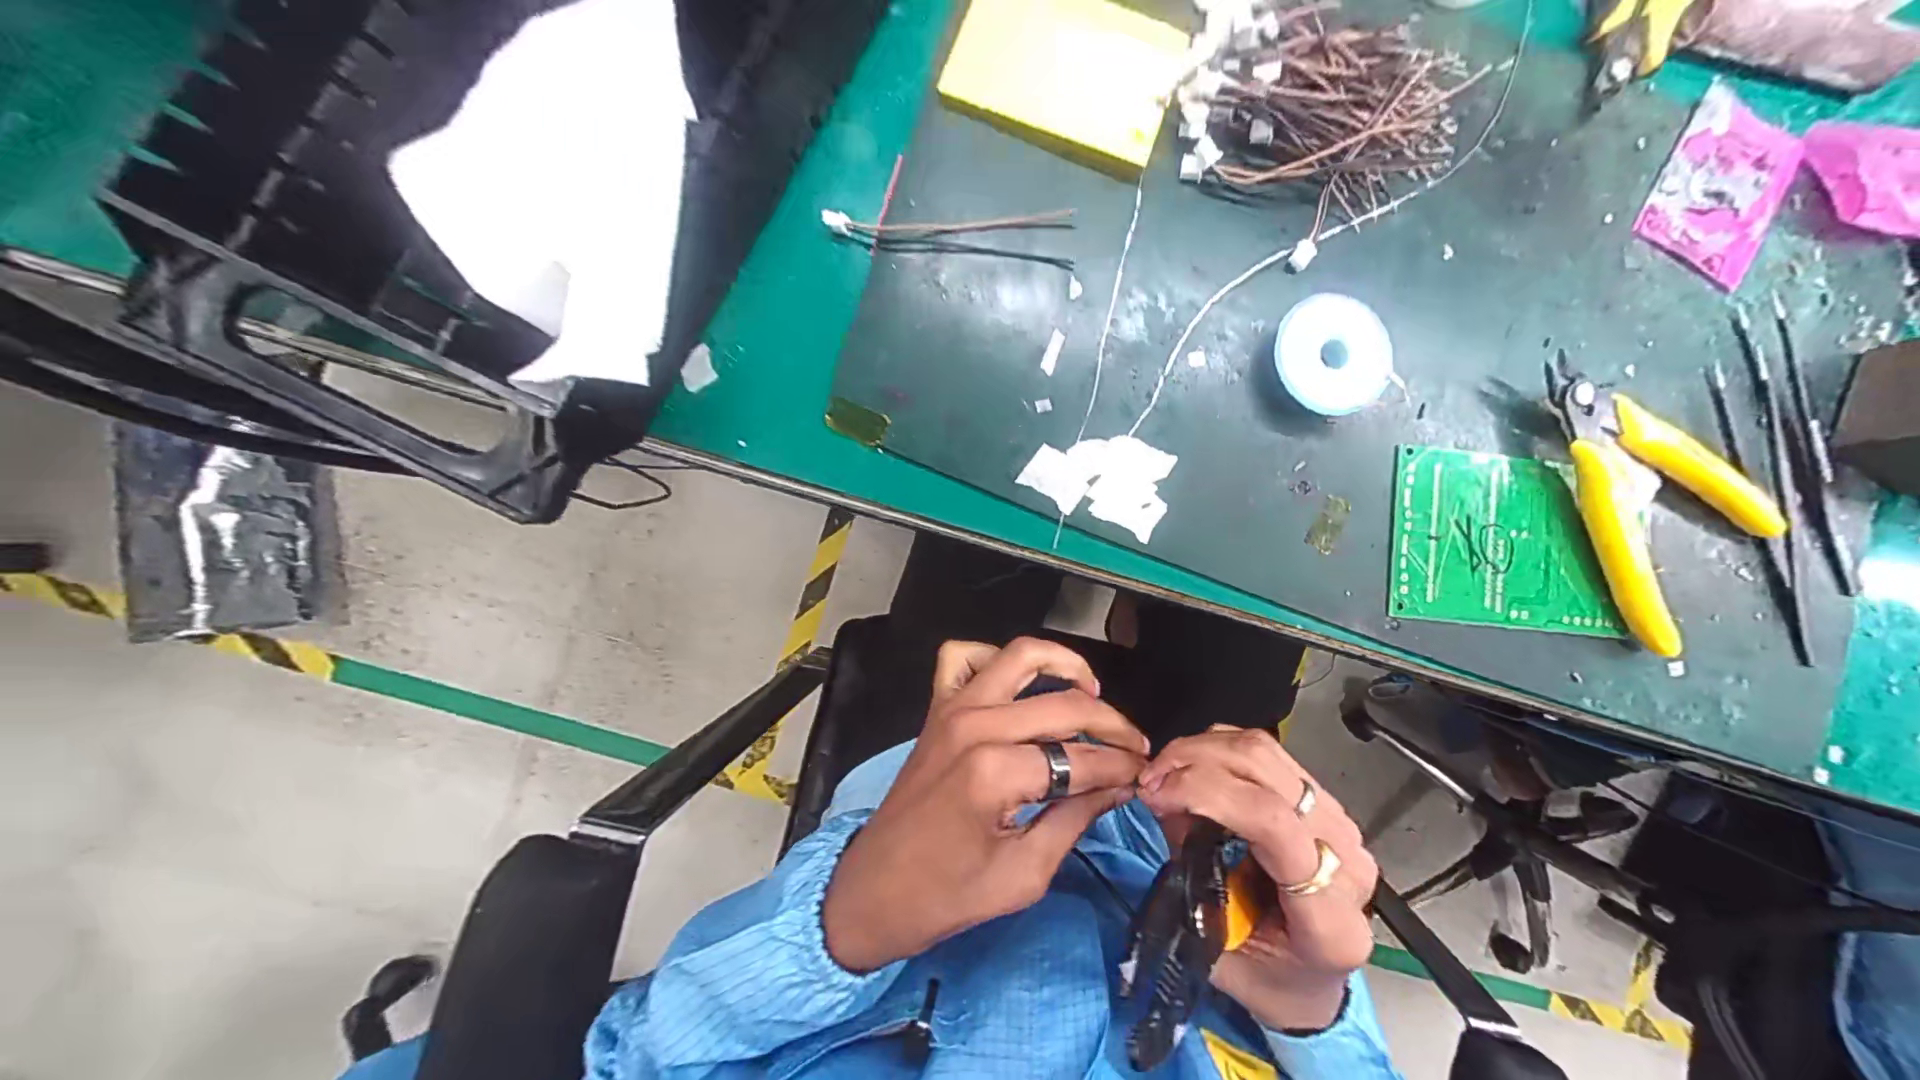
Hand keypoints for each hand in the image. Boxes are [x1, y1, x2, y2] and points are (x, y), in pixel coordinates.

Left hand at [822, 638, 1148, 972]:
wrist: (873, 889)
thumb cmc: (947, 896)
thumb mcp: (1025, 873)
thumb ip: (1077, 819)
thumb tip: (1121, 785)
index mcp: (995, 772)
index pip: (1082, 758)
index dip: (1123, 768)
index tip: (1144, 777)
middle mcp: (975, 725)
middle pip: (1064, 704)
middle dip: (1112, 725)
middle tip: (1134, 749)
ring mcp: (952, 708)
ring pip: (1019, 656)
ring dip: (1064, 667)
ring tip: (1091, 694)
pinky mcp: (936, 708)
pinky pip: (963, 657)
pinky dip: (995, 659)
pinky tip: (1018, 686)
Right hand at [1139, 727, 1378, 1032]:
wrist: (1312, 982)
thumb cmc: (1266, 981)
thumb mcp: (1217, 956)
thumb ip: (1192, 884)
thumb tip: (1166, 808)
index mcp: (1329, 918)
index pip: (1273, 822)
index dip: (1207, 792)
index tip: (1155, 794)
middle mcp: (1345, 861)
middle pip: (1265, 770)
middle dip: (1192, 762)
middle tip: (1149, 781)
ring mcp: (1338, 824)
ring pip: (1263, 751)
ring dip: (1200, 750)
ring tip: (1164, 774)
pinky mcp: (1322, 802)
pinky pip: (1264, 751)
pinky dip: (1216, 749)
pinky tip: (1190, 771)